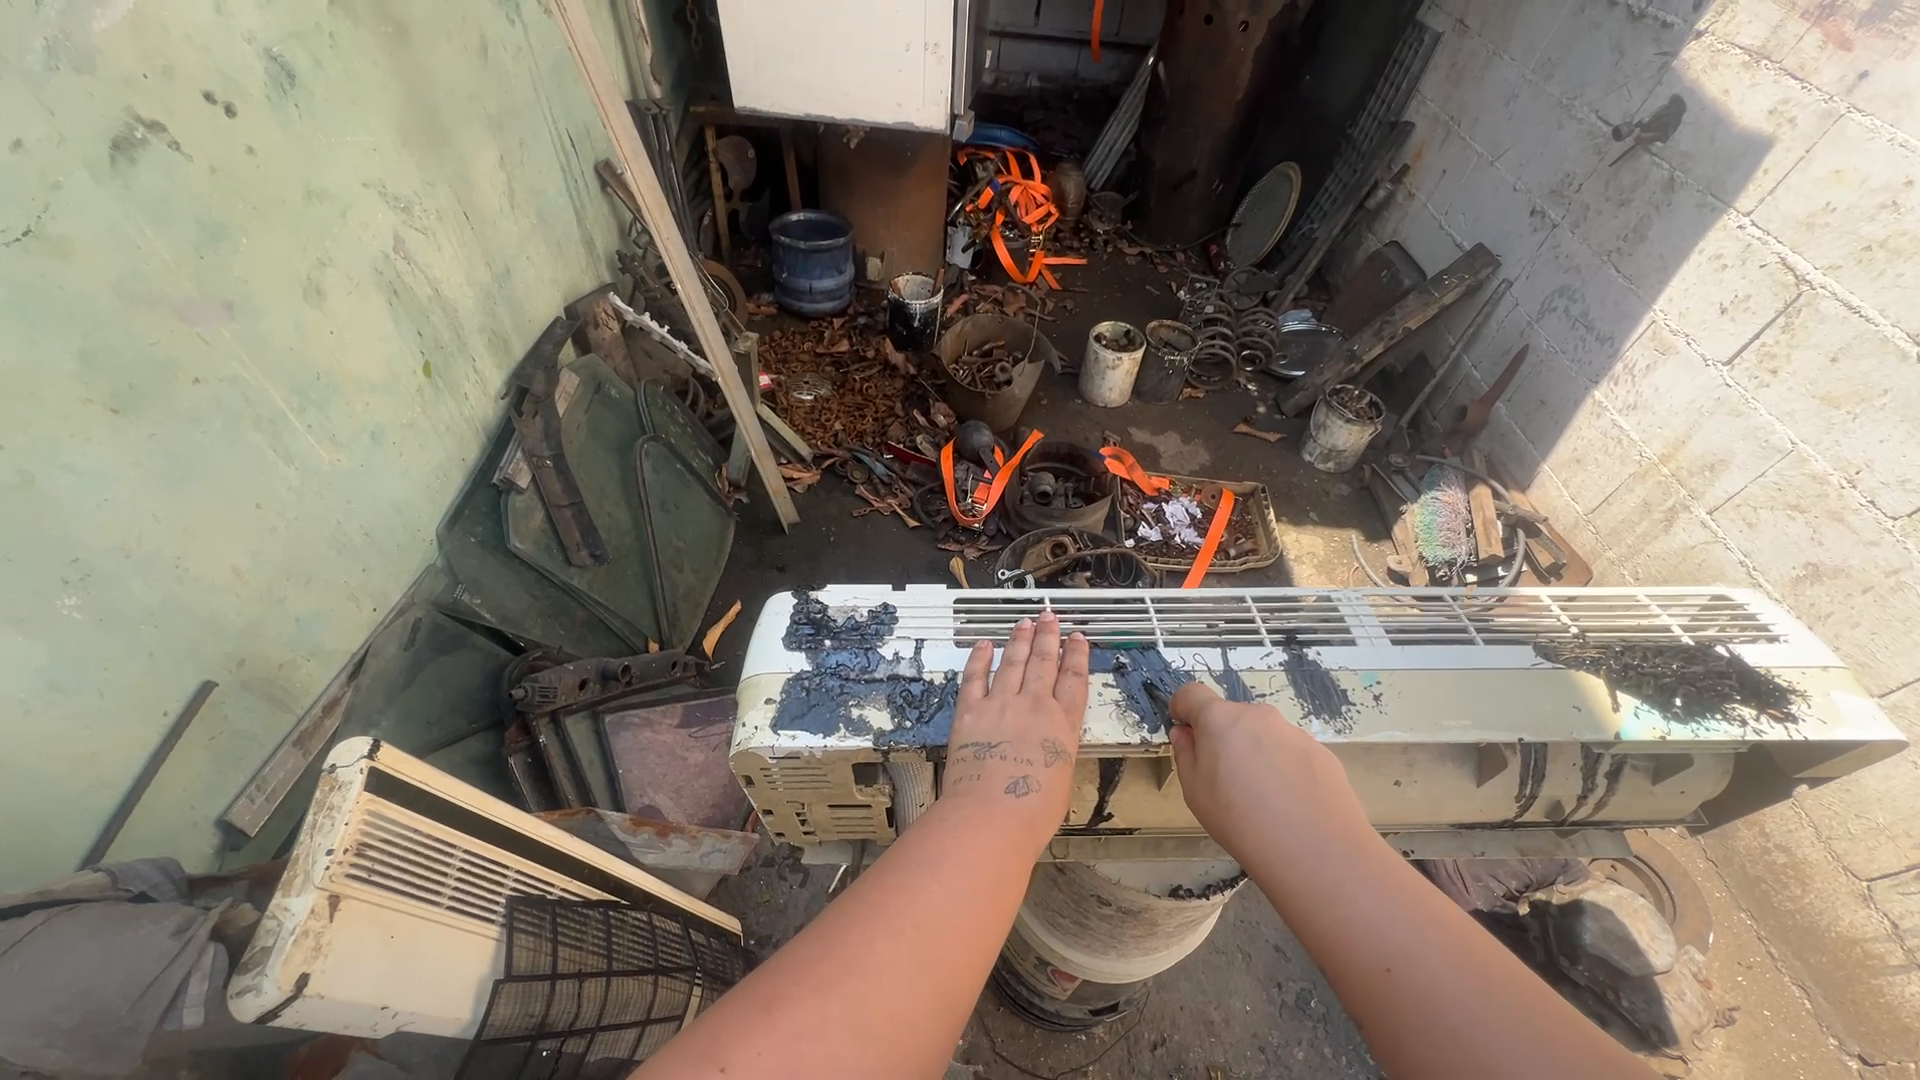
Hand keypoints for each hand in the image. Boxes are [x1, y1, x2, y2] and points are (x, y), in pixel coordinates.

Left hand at [939, 610, 1088, 837]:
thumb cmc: (1031, 813)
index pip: (1074, 680)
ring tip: (1025, 622)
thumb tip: (1047, 748)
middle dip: (1048, 636)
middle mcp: (1034, 707)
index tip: (1078, 637)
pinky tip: (984, 644)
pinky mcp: (970, 712)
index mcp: (1062, 725)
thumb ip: (1055, 754)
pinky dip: (980, 658)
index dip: (1077, 655)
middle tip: (1050, 616)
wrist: (991, 816)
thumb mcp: (1061, 780)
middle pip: (1044, 662)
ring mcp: (1000, 705)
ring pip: (1013, 662)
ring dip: (1019, 640)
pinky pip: (975, 677)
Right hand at [1169, 683, 1371, 864]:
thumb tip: (1186, 734)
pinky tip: (1291, 804)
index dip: (1183, 709)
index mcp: (1221, 719)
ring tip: (1264, 799)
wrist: (1315, 851)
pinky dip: (1285, 769)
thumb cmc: (1239, 820)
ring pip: (1263, 736)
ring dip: (1256, 754)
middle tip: (1226, 781)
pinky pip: (1291, 753)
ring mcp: (1294, 732)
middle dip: (1224, 738)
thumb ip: (1186, 754)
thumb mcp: (1195, 791)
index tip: (1185, 733)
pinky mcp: (1322, 753)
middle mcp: (1258, 716)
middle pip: (1231, 717)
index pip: (1192, 694)